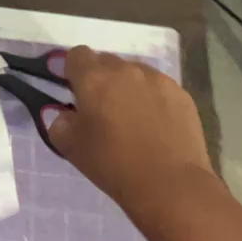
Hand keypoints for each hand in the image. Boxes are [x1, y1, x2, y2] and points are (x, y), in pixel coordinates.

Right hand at [46, 47, 214, 220]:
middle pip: (106, 61)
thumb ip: (60, 122)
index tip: (76, 93)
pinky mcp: (181, 94)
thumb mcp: (70, 147)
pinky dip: (153, 99)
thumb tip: (67, 115)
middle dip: (101, 79)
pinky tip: (157, 126)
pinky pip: (159, 87)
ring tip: (134, 118)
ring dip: (128, 87)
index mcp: (93, 78)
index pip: (77, 54)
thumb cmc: (113, 164)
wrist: (171, 185)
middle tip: (103, 109)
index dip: (74, 71)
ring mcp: (157, 80)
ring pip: (134, 73)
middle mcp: (125, 70)